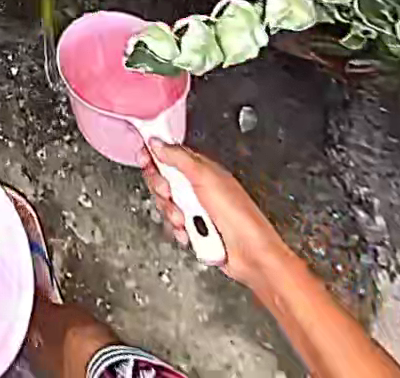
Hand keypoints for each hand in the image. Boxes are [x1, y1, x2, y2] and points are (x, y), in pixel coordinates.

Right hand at [141, 139, 289, 286]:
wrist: (253, 257)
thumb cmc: (239, 216)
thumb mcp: (205, 177)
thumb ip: (178, 157)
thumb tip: (157, 142)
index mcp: (200, 169)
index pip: (168, 155)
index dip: (154, 156)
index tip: (145, 160)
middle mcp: (196, 187)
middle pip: (162, 180)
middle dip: (161, 189)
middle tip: (171, 194)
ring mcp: (195, 209)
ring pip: (165, 205)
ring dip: (172, 213)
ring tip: (186, 220)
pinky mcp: (195, 230)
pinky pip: (173, 226)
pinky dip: (179, 231)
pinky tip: (190, 233)